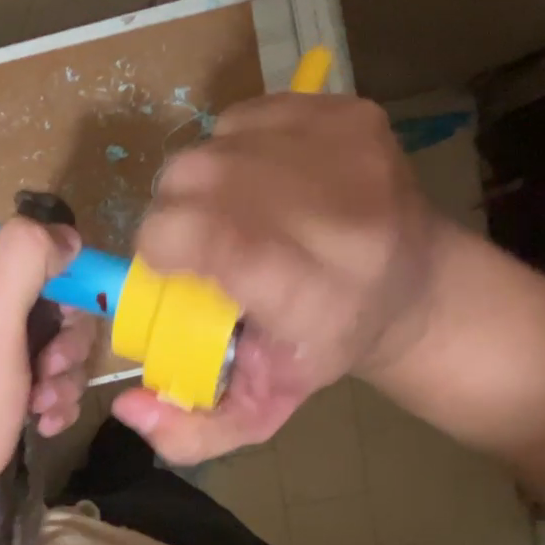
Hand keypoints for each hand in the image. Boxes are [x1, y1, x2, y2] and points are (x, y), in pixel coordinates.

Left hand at [0, 219, 94, 520]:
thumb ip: (21, 264)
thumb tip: (66, 236)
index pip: (46, 267)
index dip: (72, 296)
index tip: (69, 330)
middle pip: (59, 316)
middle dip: (68, 349)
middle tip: (48, 377)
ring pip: (57, 357)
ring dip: (63, 384)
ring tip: (41, 409)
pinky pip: (45, 390)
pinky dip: (53, 406)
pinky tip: (43, 425)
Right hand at [111, 94, 445, 463]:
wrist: (418, 286)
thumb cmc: (322, 350)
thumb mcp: (259, 413)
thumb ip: (190, 432)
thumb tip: (126, 406)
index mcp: (312, 292)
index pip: (211, 238)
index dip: (164, 246)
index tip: (166, 270)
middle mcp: (337, 212)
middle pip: (194, 180)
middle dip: (170, 216)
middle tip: (190, 248)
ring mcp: (345, 151)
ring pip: (209, 146)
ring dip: (197, 186)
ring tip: (225, 216)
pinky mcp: (347, 112)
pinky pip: (240, 119)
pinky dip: (228, 151)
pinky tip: (253, 184)